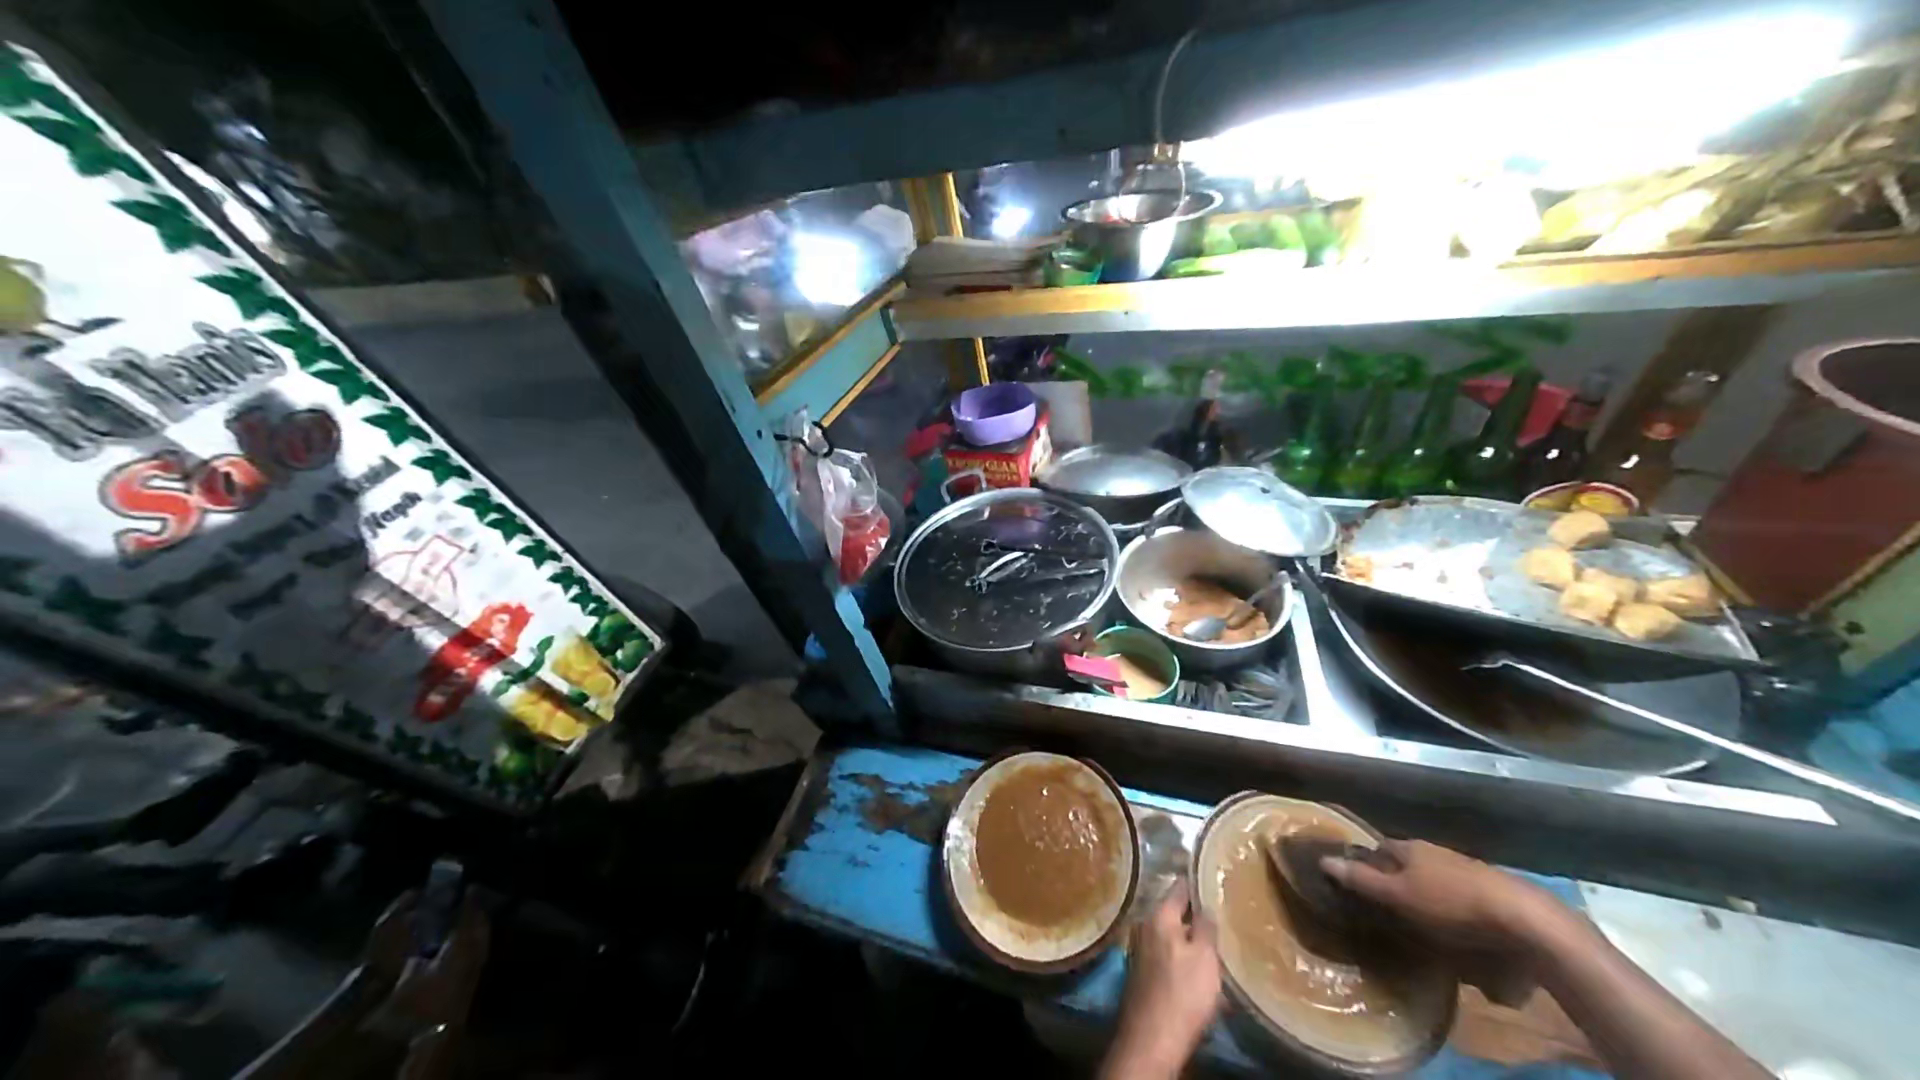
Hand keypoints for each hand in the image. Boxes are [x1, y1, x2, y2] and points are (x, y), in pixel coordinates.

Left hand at [1101, 880, 1220, 1079]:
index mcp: (1158, 916)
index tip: (1213, 877)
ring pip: (1170, 934)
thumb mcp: (1204, 957)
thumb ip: (1205, 926)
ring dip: (1188, 937)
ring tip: (1212, 942)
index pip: (1179, 888)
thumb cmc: (1182, 993)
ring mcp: (1140, 948)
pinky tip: (1196, 967)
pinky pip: (1166, 953)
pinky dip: (1180, 955)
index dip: (1197, 882)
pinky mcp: (1142, 972)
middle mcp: (1144, 925)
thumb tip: (1205, 905)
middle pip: (1174, 911)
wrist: (1152, 1038)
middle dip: (1194, 913)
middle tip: (1219, 914)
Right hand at [1321, 839, 1560, 951]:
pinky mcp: (1493, 890)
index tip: (1361, 884)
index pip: (1379, 847)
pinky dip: (1454, 908)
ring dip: (1428, 895)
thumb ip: (1361, 879)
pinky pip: (1462, 895)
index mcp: (1410, 847)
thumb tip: (1323, 859)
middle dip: (1399, 881)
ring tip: (1422, 923)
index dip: (1368, 863)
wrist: (1524, 919)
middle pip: (1408, 863)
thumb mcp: (1398, 895)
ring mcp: (1468, 869)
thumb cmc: (1450, 903)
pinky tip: (1458, 929)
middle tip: (1389, 908)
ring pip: (1436, 879)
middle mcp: (1436, 851)